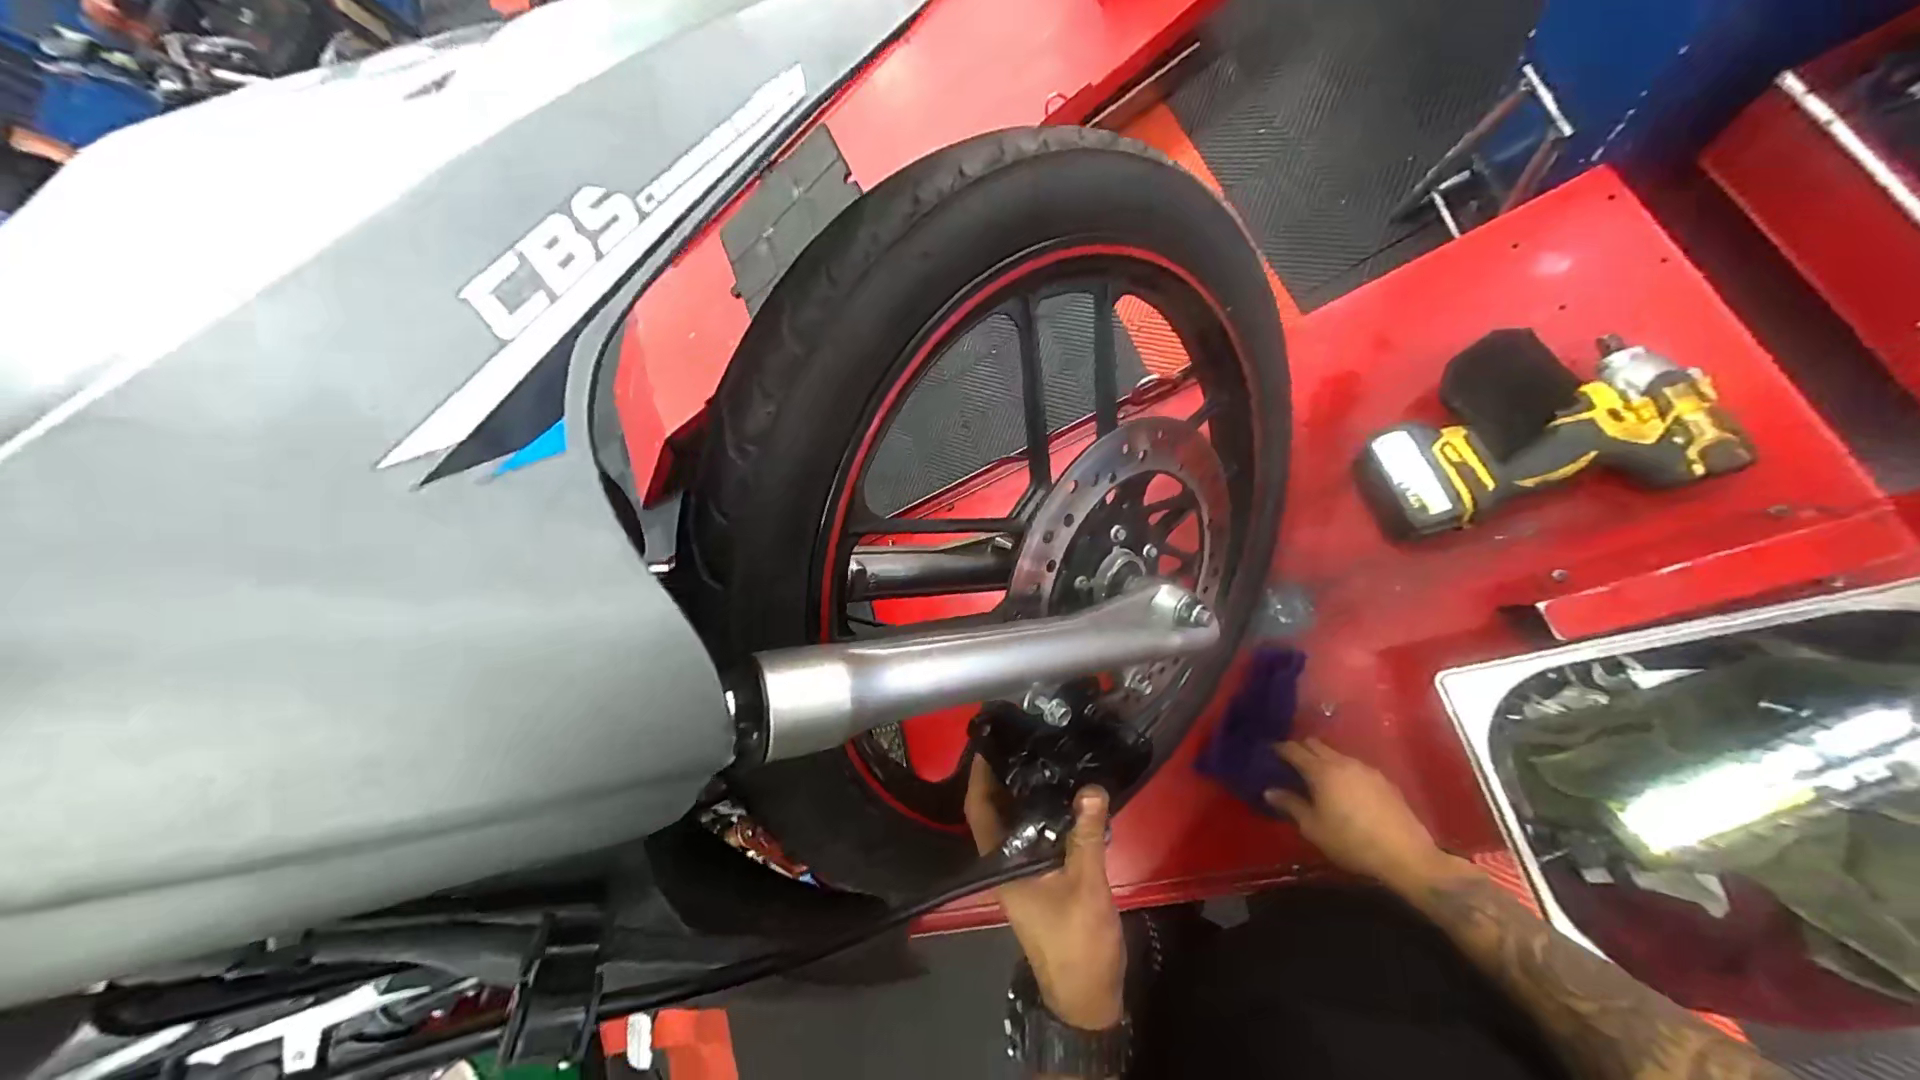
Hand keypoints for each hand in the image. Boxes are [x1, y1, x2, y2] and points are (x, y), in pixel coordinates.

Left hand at [964, 756, 1125, 1030]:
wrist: (1087, 996)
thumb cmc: (1077, 942)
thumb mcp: (1086, 886)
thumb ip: (1086, 836)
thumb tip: (1092, 787)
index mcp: (1001, 863)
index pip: (979, 808)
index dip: (980, 774)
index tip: (991, 739)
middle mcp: (1004, 863)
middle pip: (996, 809)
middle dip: (1005, 775)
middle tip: (1024, 736)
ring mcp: (1022, 870)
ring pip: (1016, 821)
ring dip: (1024, 791)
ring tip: (1043, 753)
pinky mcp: (1041, 876)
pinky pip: (1035, 833)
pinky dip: (1043, 811)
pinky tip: (1063, 793)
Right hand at [1264, 738, 1468, 894]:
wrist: (1407, 857)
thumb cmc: (1351, 842)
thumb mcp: (1313, 828)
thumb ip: (1290, 805)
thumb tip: (1270, 790)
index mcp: (1321, 771)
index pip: (1293, 749)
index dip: (1278, 748)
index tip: (1268, 752)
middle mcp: (1343, 762)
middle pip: (1315, 744)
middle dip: (1300, 749)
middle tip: (1289, 763)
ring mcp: (1366, 769)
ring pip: (1336, 754)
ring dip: (1322, 759)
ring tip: (1316, 776)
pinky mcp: (1384, 781)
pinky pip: (1354, 766)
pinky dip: (1342, 770)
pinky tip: (1344, 789)